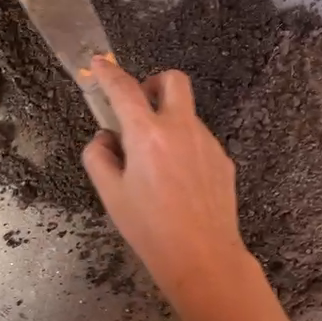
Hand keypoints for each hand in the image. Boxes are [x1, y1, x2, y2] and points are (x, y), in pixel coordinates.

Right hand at [80, 57, 253, 301]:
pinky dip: (183, 147)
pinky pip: (199, 141)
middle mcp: (181, 129)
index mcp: (147, 135)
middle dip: (154, 83)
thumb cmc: (150, 229)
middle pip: (173, 80)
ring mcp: (207, 142)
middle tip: (140, 107)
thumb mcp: (111, 195)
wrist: (202, 256)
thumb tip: (105, 139)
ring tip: (155, 165)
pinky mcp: (223, 160)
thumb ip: (99, 158)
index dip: (108, 74)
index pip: (124, 90)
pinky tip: (177, 183)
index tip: (99, 64)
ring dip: (168, 122)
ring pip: (187, 114)